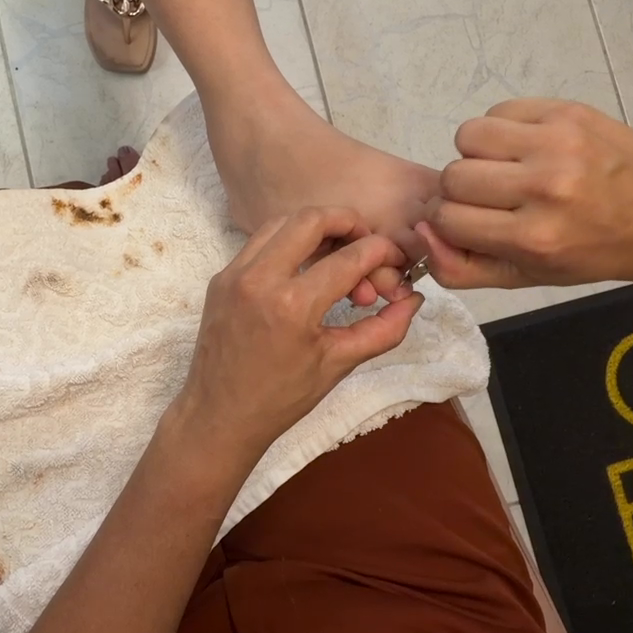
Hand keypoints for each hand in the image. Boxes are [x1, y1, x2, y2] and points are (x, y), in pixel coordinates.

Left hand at [173, 207, 424, 459]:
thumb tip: (413, 300)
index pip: (350, 257)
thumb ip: (383, 329)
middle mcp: (260, 279)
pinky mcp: (221, 277)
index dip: (383, 253)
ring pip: (281, 222)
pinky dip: (288, 243)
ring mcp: (234, 274)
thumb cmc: (281, 398)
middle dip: (349, 223)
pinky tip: (306, 268)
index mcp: (293, 305)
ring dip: (316, 229)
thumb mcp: (339, 365)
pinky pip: (259, 242)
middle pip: (312, 218)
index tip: (395, 262)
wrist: (219, 415)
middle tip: (366, 246)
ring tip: (338, 257)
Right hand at [418, 99, 632, 288]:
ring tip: (507, 167)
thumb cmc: (590, 253)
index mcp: (533, 237)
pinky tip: (527, 147)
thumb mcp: (525, 278)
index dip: (449, 221)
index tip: (471, 222)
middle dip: (462, 189)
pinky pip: (499, 111)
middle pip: (452, 176)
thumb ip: (460, 267)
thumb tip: (420, 230)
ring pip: (468, 136)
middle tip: (493, 196)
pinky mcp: (567, 112)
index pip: (446, 218)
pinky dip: (502, 129)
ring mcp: (557, 144)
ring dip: (477, 154)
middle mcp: (544, 187)